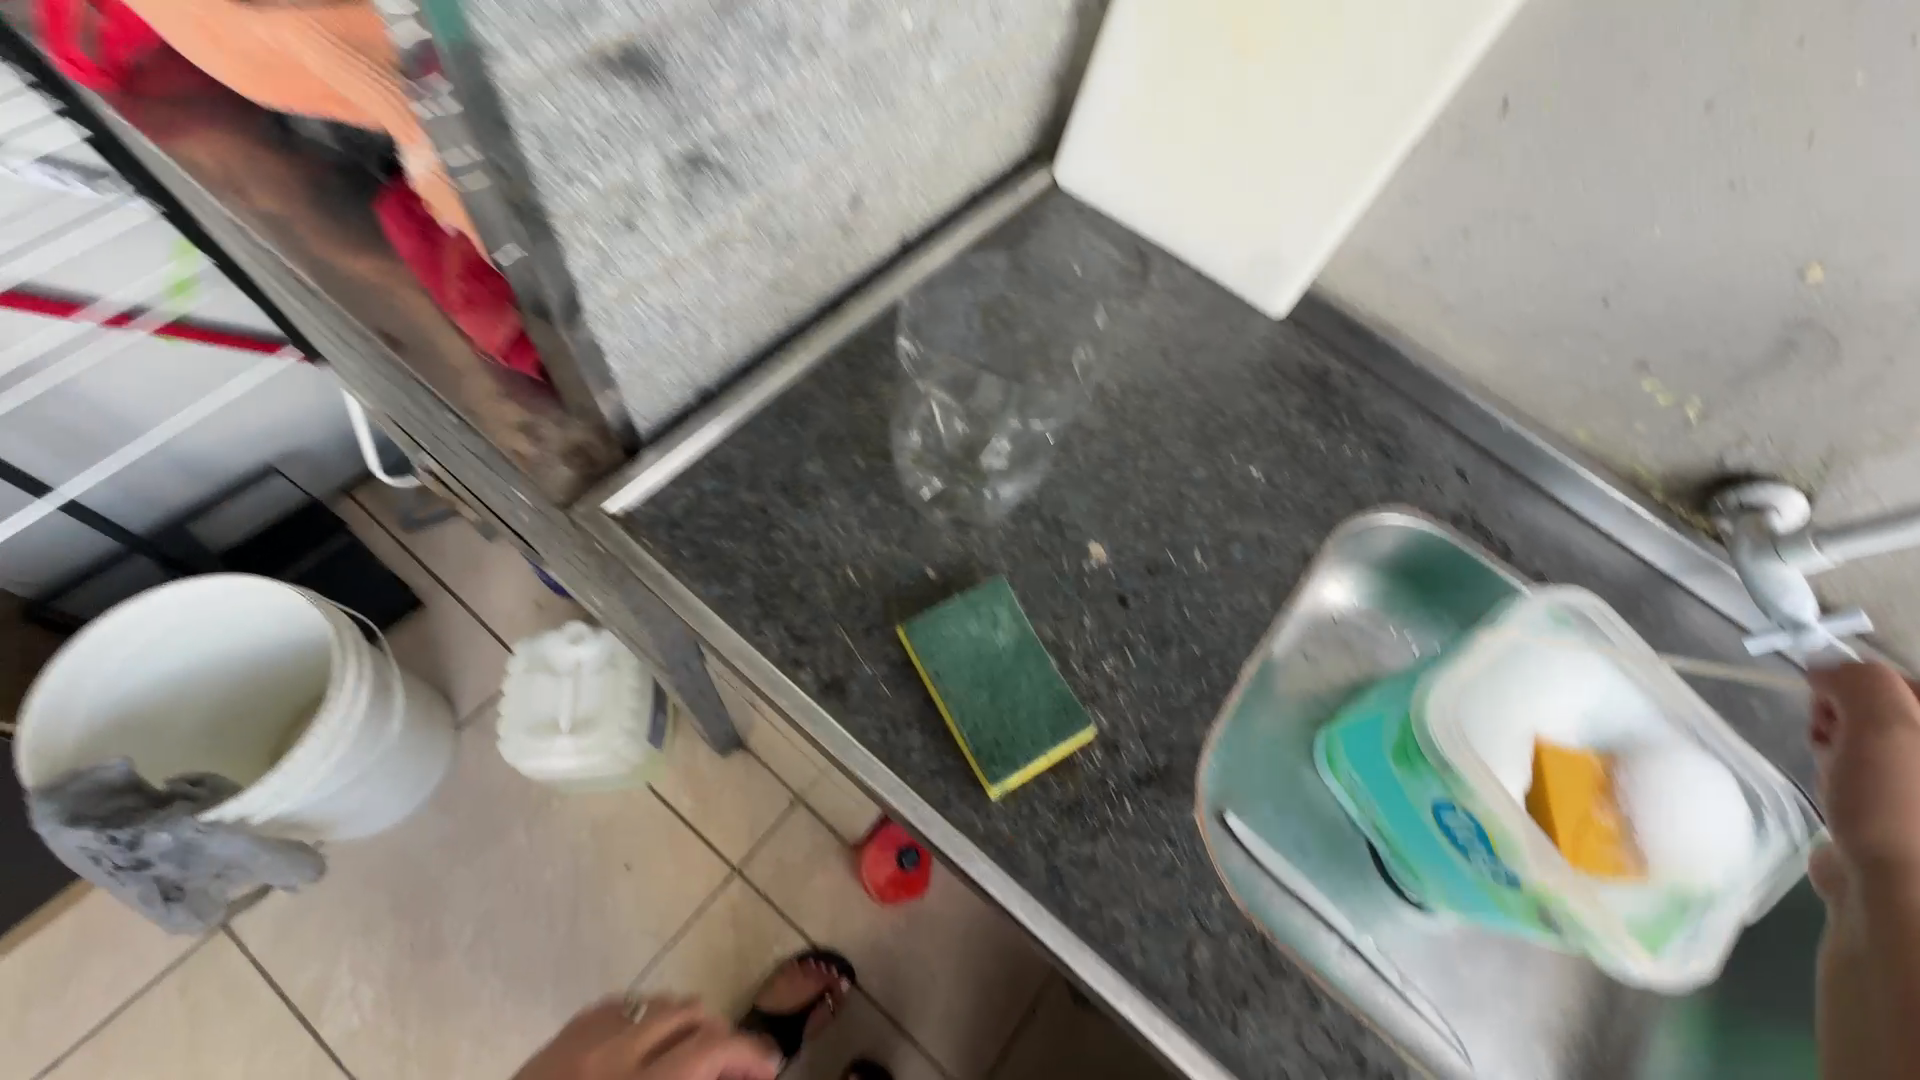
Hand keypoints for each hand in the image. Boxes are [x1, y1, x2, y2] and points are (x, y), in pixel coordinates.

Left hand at [511, 997, 779, 1079]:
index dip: (750, 1052)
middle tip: (729, 1069)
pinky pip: (624, 1004)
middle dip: (720, 1037)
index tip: (770, 1067)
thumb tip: (738, 1076)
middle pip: (691, 1013)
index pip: (710, 1047)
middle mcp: (612, 1055)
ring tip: (687, 1056)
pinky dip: (645, 1020)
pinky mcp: (566, 1031)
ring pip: (660, 1002)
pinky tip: (644, 1048)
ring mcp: (585, 1037)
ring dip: (684, 1025)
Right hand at [1806, 662, 1919, 904]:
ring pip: (1881, 748)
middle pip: (1895, 714)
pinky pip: (1879, 782)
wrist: (1903, 899)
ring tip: (1836, 777)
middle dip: (1849, 720)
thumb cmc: (1902, 809)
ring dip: (1844, 752)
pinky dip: (1851, 784)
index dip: (1862, 687)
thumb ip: (1859, 680)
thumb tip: (1828, 667)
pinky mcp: (1910, 824)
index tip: (1833, 709)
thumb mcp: (1883, 726)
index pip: (1908, 683)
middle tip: (1833, 743)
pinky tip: (1843, 802)